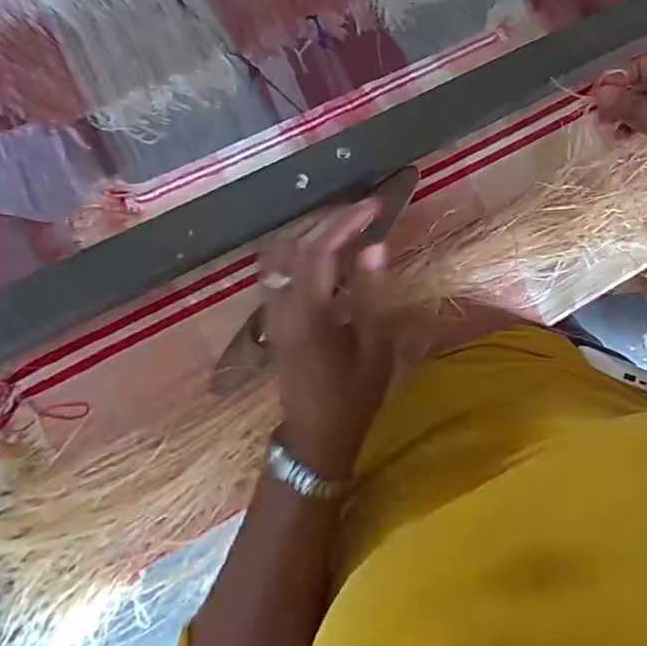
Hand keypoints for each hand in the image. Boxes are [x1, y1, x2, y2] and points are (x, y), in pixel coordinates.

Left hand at [260, 200, 394, 480]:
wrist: (314, 439)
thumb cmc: (352, 399)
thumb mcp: (375, 350)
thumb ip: (372, 295)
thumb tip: (375, 246)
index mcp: (309, 313)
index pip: (319, 249)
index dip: (345, 221)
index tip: (374, 206)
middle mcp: (281, 306)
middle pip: (293, 244)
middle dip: (327, 220)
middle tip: (362, 213)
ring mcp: (271, 313)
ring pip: (277, 256)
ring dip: (308, 233)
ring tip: (344, 228)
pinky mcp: (271, 320)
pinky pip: (276, 272)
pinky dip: (298, 252)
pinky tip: (324, 257)